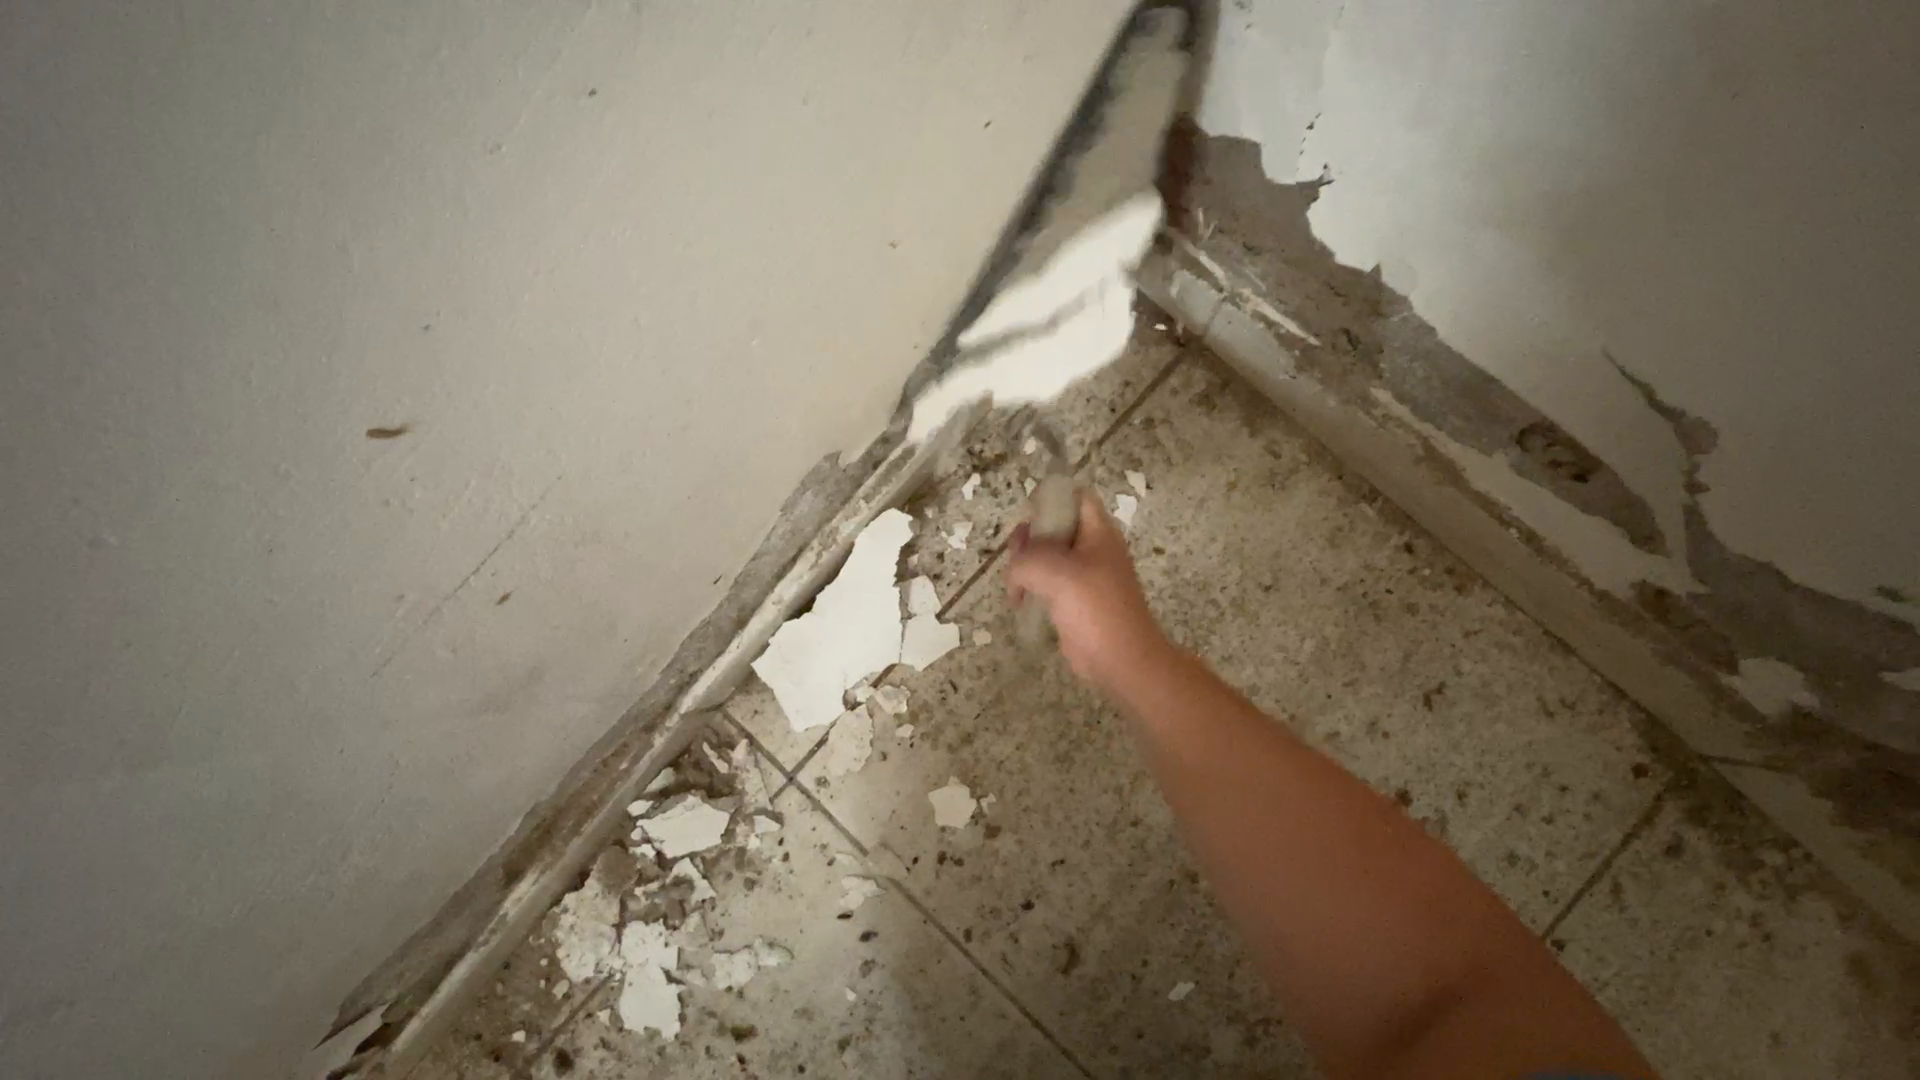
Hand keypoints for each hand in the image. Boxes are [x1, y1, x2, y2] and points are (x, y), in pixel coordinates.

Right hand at [1005, 488, 1174, 692]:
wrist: (1121, 658)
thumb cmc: (1095, 607)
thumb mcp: (1056, 572)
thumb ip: (1027, 558)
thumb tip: (1016, 569)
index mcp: (1098, 531)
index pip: (1076, 496)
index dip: (1050, 498)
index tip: (1026, 517)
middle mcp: (1093, 547)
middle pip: (1054, 525)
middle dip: (1030, 537)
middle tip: (1016, 556)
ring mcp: (1085, 574)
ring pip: (1047, 555)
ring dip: (1026, 566)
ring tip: (1015, 585)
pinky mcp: (1075, 599)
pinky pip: (1047, 582)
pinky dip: (1031, 587)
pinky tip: (1020, 601)